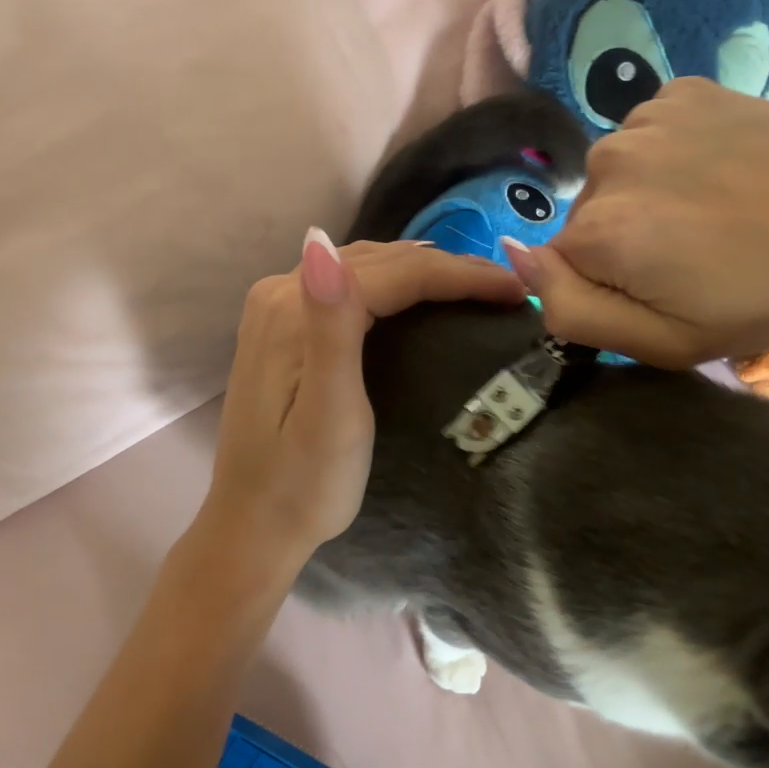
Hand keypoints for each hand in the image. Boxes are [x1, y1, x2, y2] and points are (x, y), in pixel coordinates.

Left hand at [196, 234, 526, 565]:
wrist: (253, 526)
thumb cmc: (304, 484)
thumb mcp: (328, 413)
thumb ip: (331, 328)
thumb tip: (320, 240)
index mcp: (292, 310)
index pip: (392, 273)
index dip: (458, 274)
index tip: (515, 290)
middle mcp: (278, 293)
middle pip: (378, 262)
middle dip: (447, 268)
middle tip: (508, 287)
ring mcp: (274, 308)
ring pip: (363, 267)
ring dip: (422, 270)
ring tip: (477, 285)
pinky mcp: (279, 327)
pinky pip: (347, 284)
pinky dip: (393, 283)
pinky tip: (418, 292)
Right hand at [503, 77, 768, 366]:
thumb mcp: (665, 342)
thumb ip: (573, 310)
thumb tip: (514, 255)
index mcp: (597, 231)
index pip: (560, 264)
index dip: (607, 284)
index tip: (664, 290)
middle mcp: (606, 164)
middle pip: (588, 215)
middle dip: (624, 239)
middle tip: (696, 258)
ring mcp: (647, 118)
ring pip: (619, 173)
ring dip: (648, 193)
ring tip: (717, 212)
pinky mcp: (686, 89)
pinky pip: (650, 131)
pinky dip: (672, 152)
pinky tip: (723, 170)